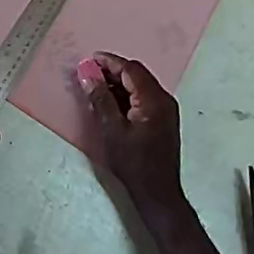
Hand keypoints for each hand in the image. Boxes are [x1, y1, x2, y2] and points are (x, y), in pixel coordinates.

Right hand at [80, 52, 184, 214]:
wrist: (158, 194)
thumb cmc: (133, 162)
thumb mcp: (112, 129)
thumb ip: (101, 98)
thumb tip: (87, 73)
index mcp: (154, 99)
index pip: (130, 70)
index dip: (109, 62)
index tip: (89, 59)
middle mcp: (164, 99)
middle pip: (137, 75)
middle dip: (113, 70)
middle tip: (89, 72)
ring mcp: (166, 110)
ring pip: (140, 85)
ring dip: (119, 82)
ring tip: (95, 85)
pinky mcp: (163, 120)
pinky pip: (143, 97)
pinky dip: (126, 94)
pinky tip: (110, 101)